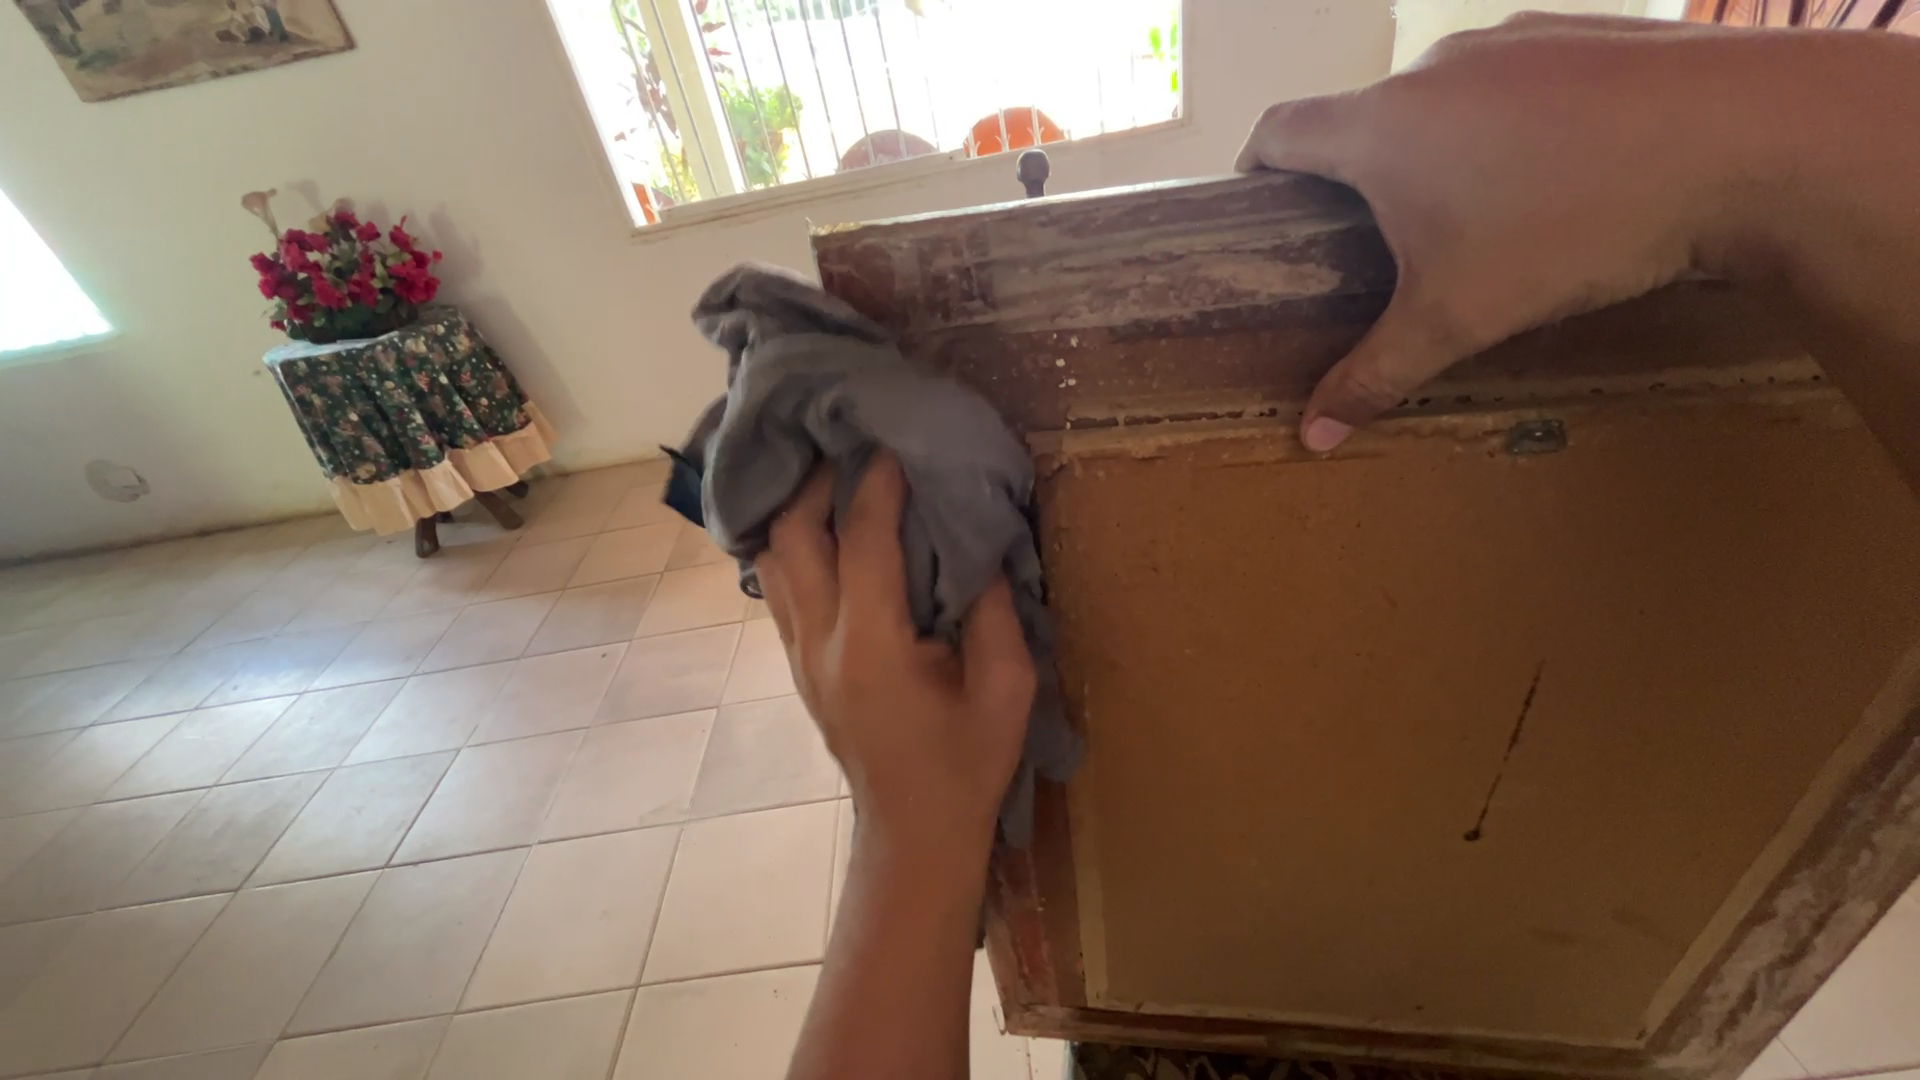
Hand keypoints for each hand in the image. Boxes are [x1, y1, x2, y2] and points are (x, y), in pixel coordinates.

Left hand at [754, 453, 1035, 849]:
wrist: (912, 830)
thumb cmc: (965, 765)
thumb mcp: (1007, 691)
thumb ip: (996, 614)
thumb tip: (981, 548)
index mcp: (873, 649)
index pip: (864, 541)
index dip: (877, 484)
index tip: (893, 443)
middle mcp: (820, 643)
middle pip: (791, 538)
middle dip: (816, 484)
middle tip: (853, 451)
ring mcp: (799, 655)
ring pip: (773, 559)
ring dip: (797, 511)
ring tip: (834, 482)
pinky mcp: (797, 663)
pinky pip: (779, 586)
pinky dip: (794, 546)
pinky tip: (826, 531)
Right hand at [1236, 14, 1815, 451]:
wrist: (1764, 140)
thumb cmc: (1571, 230)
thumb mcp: (1456, 320)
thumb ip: (1372, 377)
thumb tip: (1311, 439)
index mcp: (1382, 129)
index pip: (1280, 128)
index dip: (1254, 165)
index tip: (1257, 205)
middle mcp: (1434, 69)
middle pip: (1355, 118)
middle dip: (1344, 174)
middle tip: (1362, 238)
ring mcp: (1514, 38)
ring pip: (1433, 96)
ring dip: (1421, 147)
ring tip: (1455, 208)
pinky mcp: (1583, 31)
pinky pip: (1504, 78)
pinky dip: (1492, 121)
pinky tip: (1537, 169)